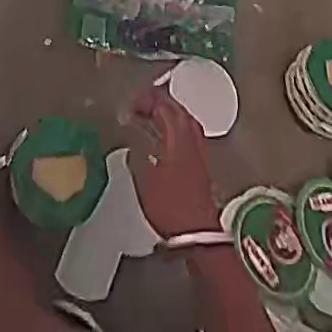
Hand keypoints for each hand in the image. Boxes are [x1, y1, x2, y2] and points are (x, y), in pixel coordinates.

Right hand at [128, 86, 219, 237]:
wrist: (195, 231)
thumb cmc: (169, 203)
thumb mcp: (143, 173)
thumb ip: (136, 145)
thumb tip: (131, 130)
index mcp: (178, 132)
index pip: (162, 103)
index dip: (145, 101)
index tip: (130, 107)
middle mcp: (192, 134)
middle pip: (175, 107)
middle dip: (155, 103)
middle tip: (137, 108)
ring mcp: (200, 147)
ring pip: (182, 118)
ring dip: (165, 113)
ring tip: (148, 118)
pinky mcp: (201, 160)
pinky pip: (187, 131)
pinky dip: (173, 126)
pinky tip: (164, 136)